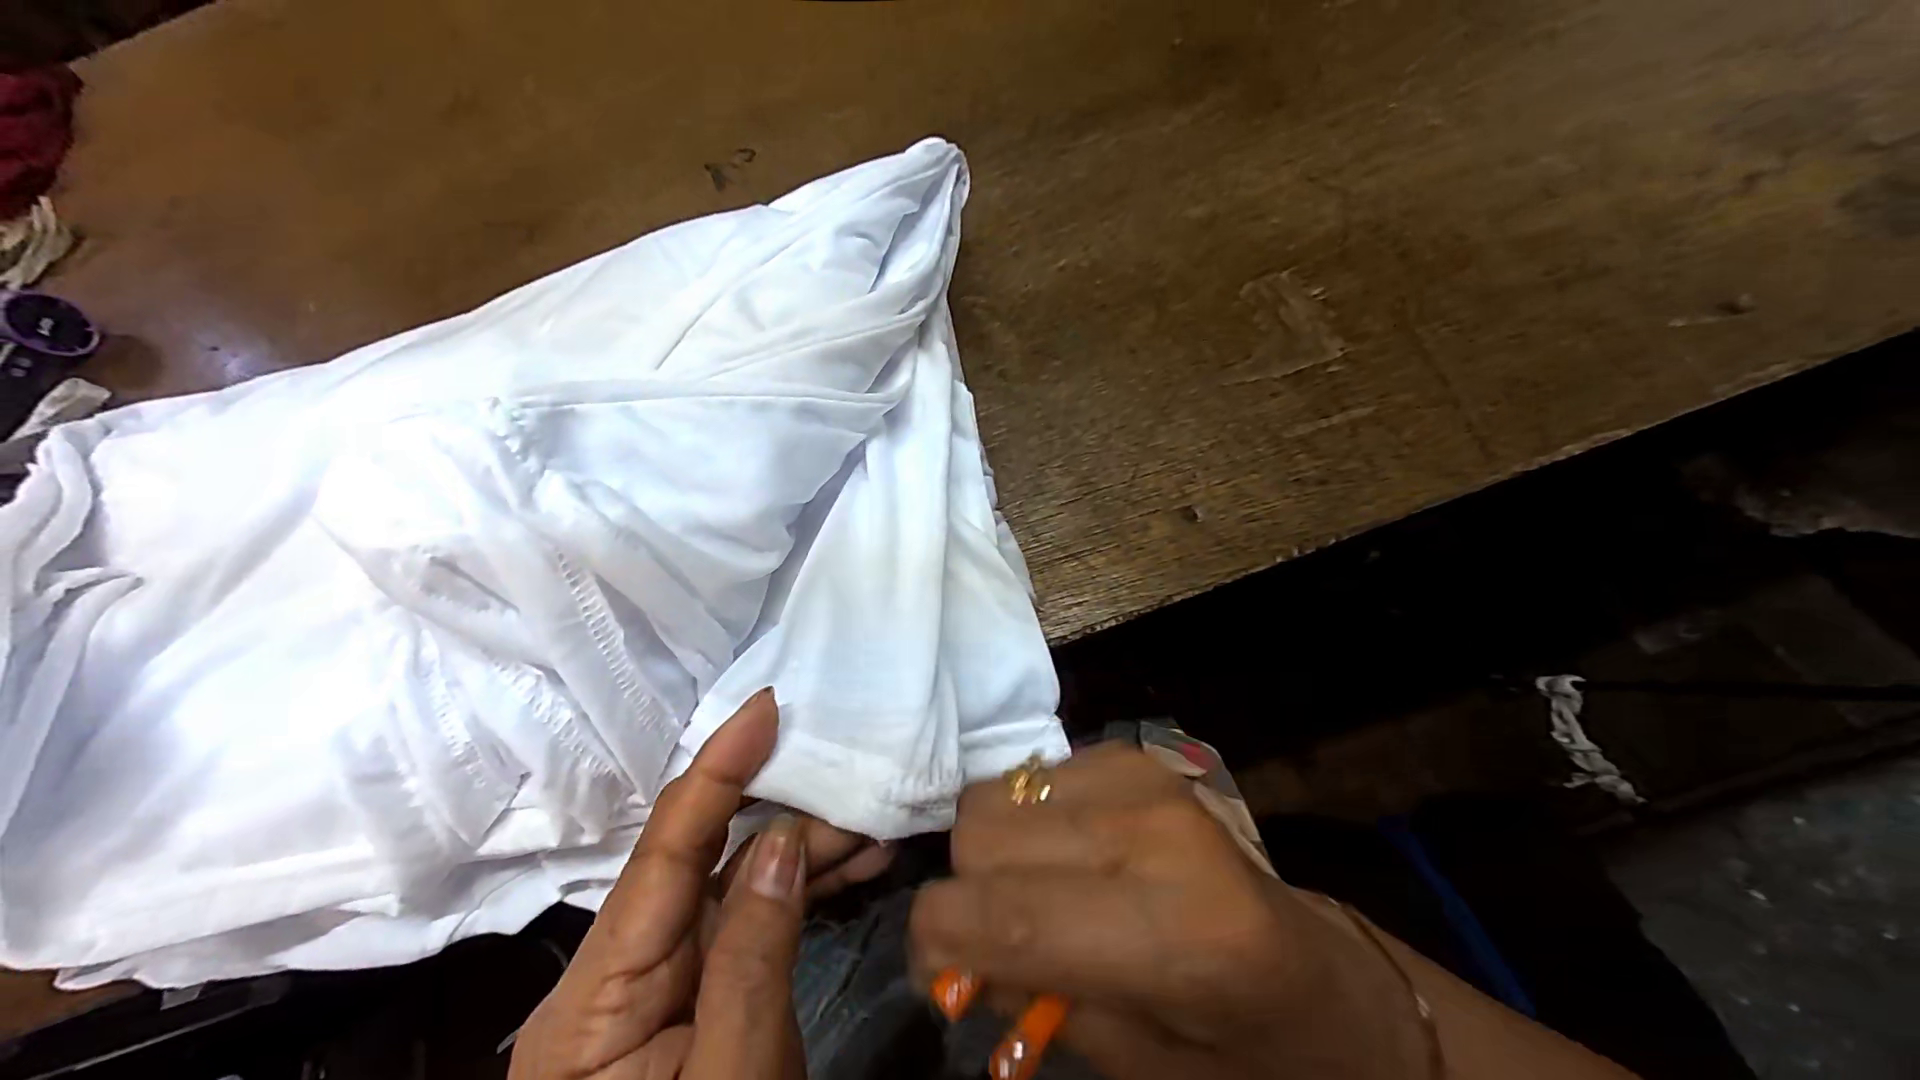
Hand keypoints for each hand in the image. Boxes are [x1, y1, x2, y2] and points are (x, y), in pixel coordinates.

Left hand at [509, 689, 891, 1079]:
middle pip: (704, 858)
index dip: (717, 768)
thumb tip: (777, 841)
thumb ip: (750, 955)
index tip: (765, 708)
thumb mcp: (732, 1078)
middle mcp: (624, 966)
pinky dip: (803, 891)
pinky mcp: (701, 991)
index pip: (664, 846)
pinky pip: (751, 921)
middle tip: (853, 784)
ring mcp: (664, 979)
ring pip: (737, 884)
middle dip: (783, 813)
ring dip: (806, 851)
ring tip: (871, 826)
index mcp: (600, 989)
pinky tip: (854, 867)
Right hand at [908, 742, 1434, 1079]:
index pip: (1010, 916)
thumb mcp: (1138, 1065)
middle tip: (994, 940)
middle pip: (982, 836)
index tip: (932, 972)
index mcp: (1178, 932)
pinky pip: (1026, 777)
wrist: (1319, 974)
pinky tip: (1065, 855)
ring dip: (991, 853)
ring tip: (1034, 894)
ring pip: (992, 797)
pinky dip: (1023, 820)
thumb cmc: (1242, 1049)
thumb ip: (1033, 999)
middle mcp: (1155, 831)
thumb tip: (945, 953)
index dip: (938, 940)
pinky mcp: (1131, 754)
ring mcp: (1143, 777)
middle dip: (967, 894)